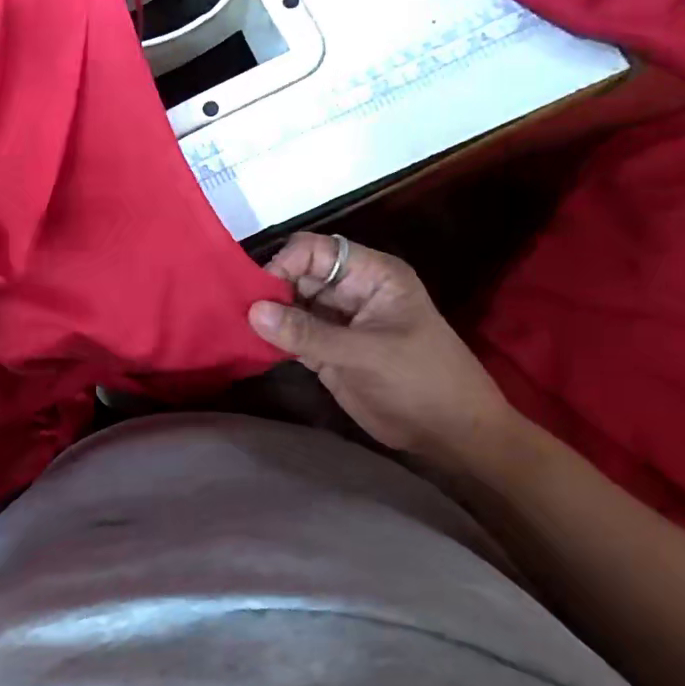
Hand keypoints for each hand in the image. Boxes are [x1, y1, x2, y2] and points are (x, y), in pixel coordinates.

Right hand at [248, 233, 519, 465]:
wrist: (450, 434)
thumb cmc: (422, 381)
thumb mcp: (366, 354)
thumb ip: (308, 333)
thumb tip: (252, 311)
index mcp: (372, 275)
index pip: (318, 251)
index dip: (286, 263)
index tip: (258, 291)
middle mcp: (350, 291)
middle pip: (298, 275)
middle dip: (269, 289)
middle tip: (237, 310)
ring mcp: (336, 321)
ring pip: (290, 305)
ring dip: (266, 314)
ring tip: (234, 324)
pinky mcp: (325, 350)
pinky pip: (290, 334)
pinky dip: (271, 338)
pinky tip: (248, 342)